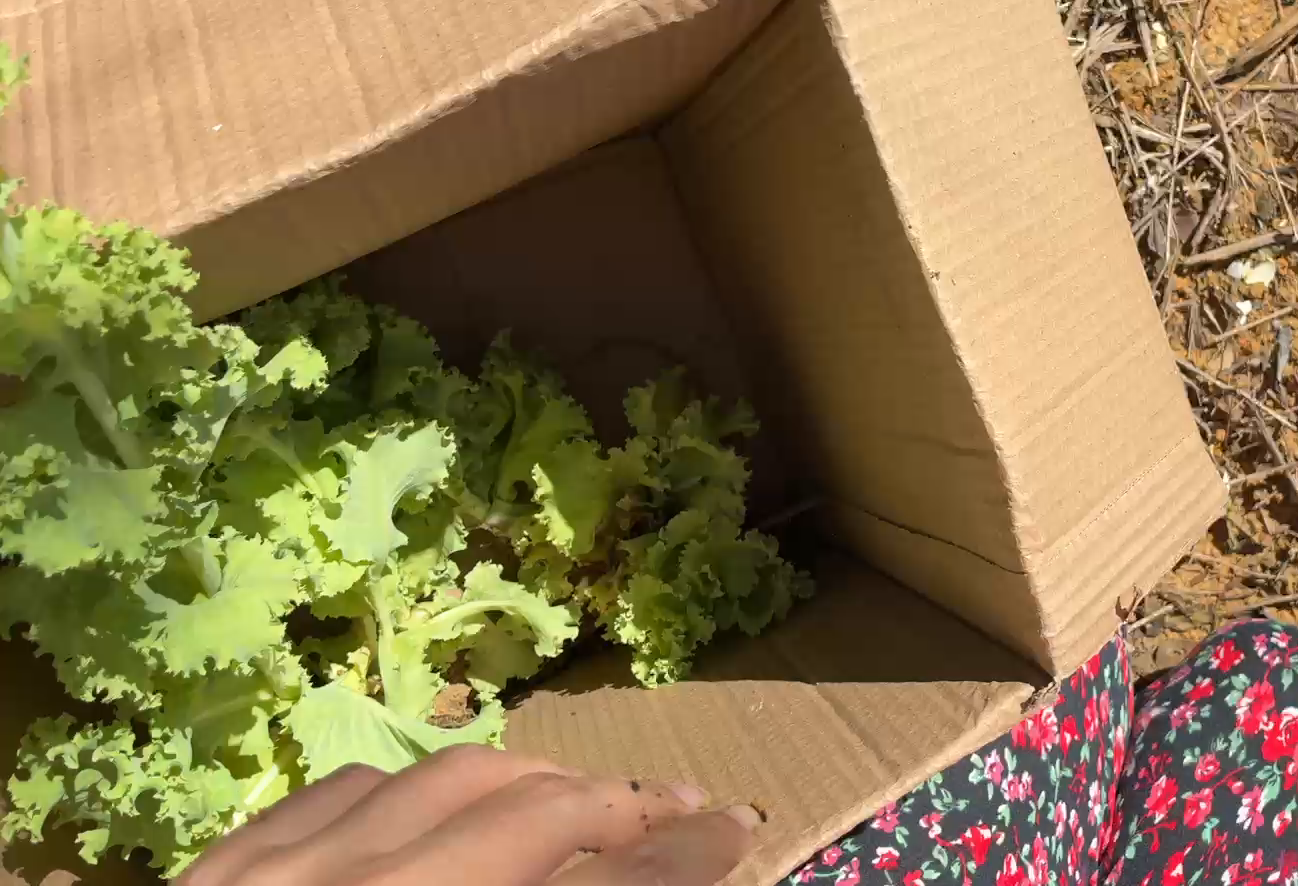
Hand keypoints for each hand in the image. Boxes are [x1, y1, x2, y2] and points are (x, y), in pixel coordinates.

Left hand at [177, 745, 758, 885]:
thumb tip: (656, 881)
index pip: (582, 885)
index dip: (673, 857)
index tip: (740, 828)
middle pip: (525, 813)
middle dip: (622, 806)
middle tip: (682, 814)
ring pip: (443, 777)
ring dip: (534, 779)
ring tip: (584, 798)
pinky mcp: (203, 880)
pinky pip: (336, 794)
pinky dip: (413, 788)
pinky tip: (442, 802)